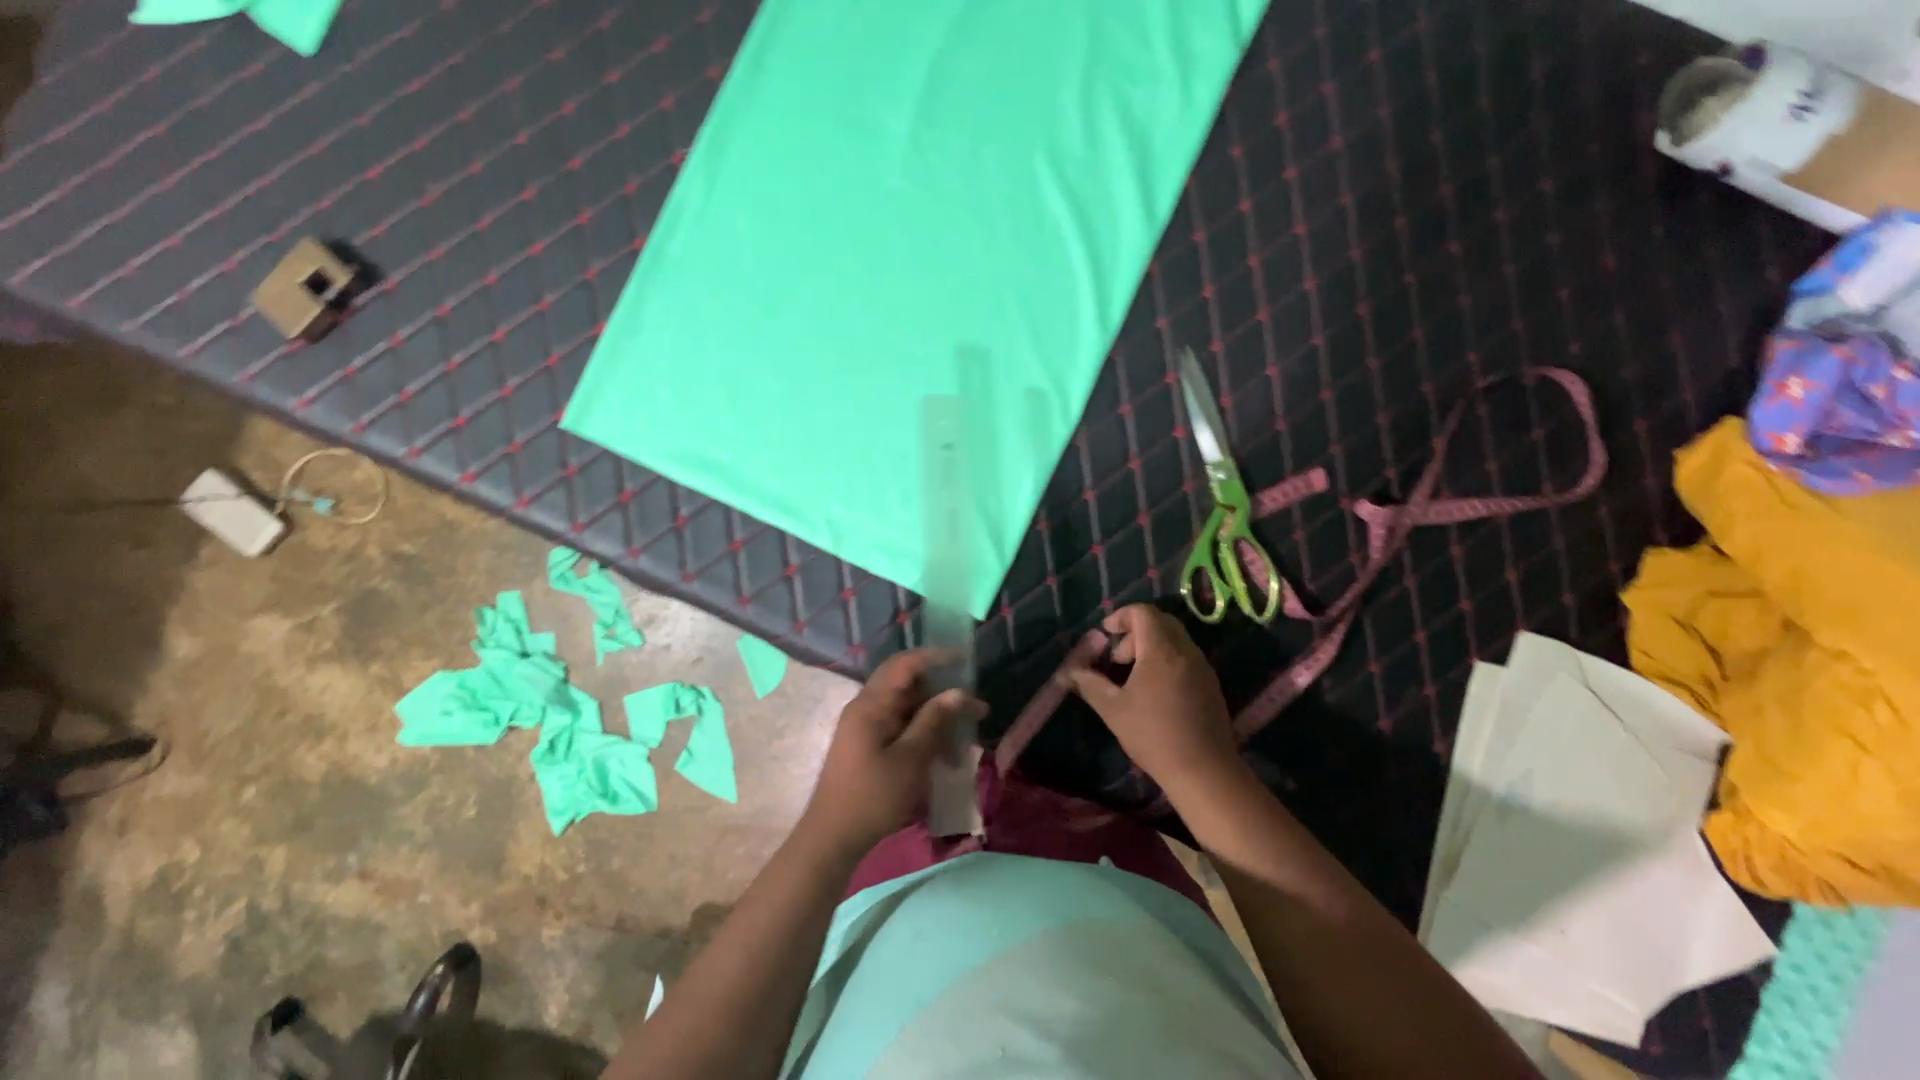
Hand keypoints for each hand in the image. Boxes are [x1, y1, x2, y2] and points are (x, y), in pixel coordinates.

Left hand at [798, 649, 985, 857]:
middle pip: (907, 685)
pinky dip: (923, 735)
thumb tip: (959, 692)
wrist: (833, 837)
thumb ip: (934, 721)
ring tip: (965, 740)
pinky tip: (945, 756)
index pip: (905, 664)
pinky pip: (900, 728)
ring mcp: (865, 728)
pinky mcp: (868, 746)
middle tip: (975, 709)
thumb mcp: (911, 759)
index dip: (936, 657)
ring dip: (936, 719)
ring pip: (906, 709)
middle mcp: (866, 708)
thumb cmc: (873, 797)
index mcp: (871, 704)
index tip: (966, 660)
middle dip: (942, 693)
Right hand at [1060, 604, 1241, 792]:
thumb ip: (1089, 684)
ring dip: (1151, 647)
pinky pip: (1186, 658)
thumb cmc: (1153, 735)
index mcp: (1162, 650)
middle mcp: (1186, 651)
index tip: (1105, 634)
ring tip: (1133, 677)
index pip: (1143, 613)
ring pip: (1175, 640)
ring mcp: (1203, 668)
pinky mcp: (1211, 685)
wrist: (1203, 769)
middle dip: (1135, 632)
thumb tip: (1068, 673)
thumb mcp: (1113, 709)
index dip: (1121, 616)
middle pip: (1161, 622)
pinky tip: (1155, 692)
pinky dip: (1167, 660)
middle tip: (1117, 658)